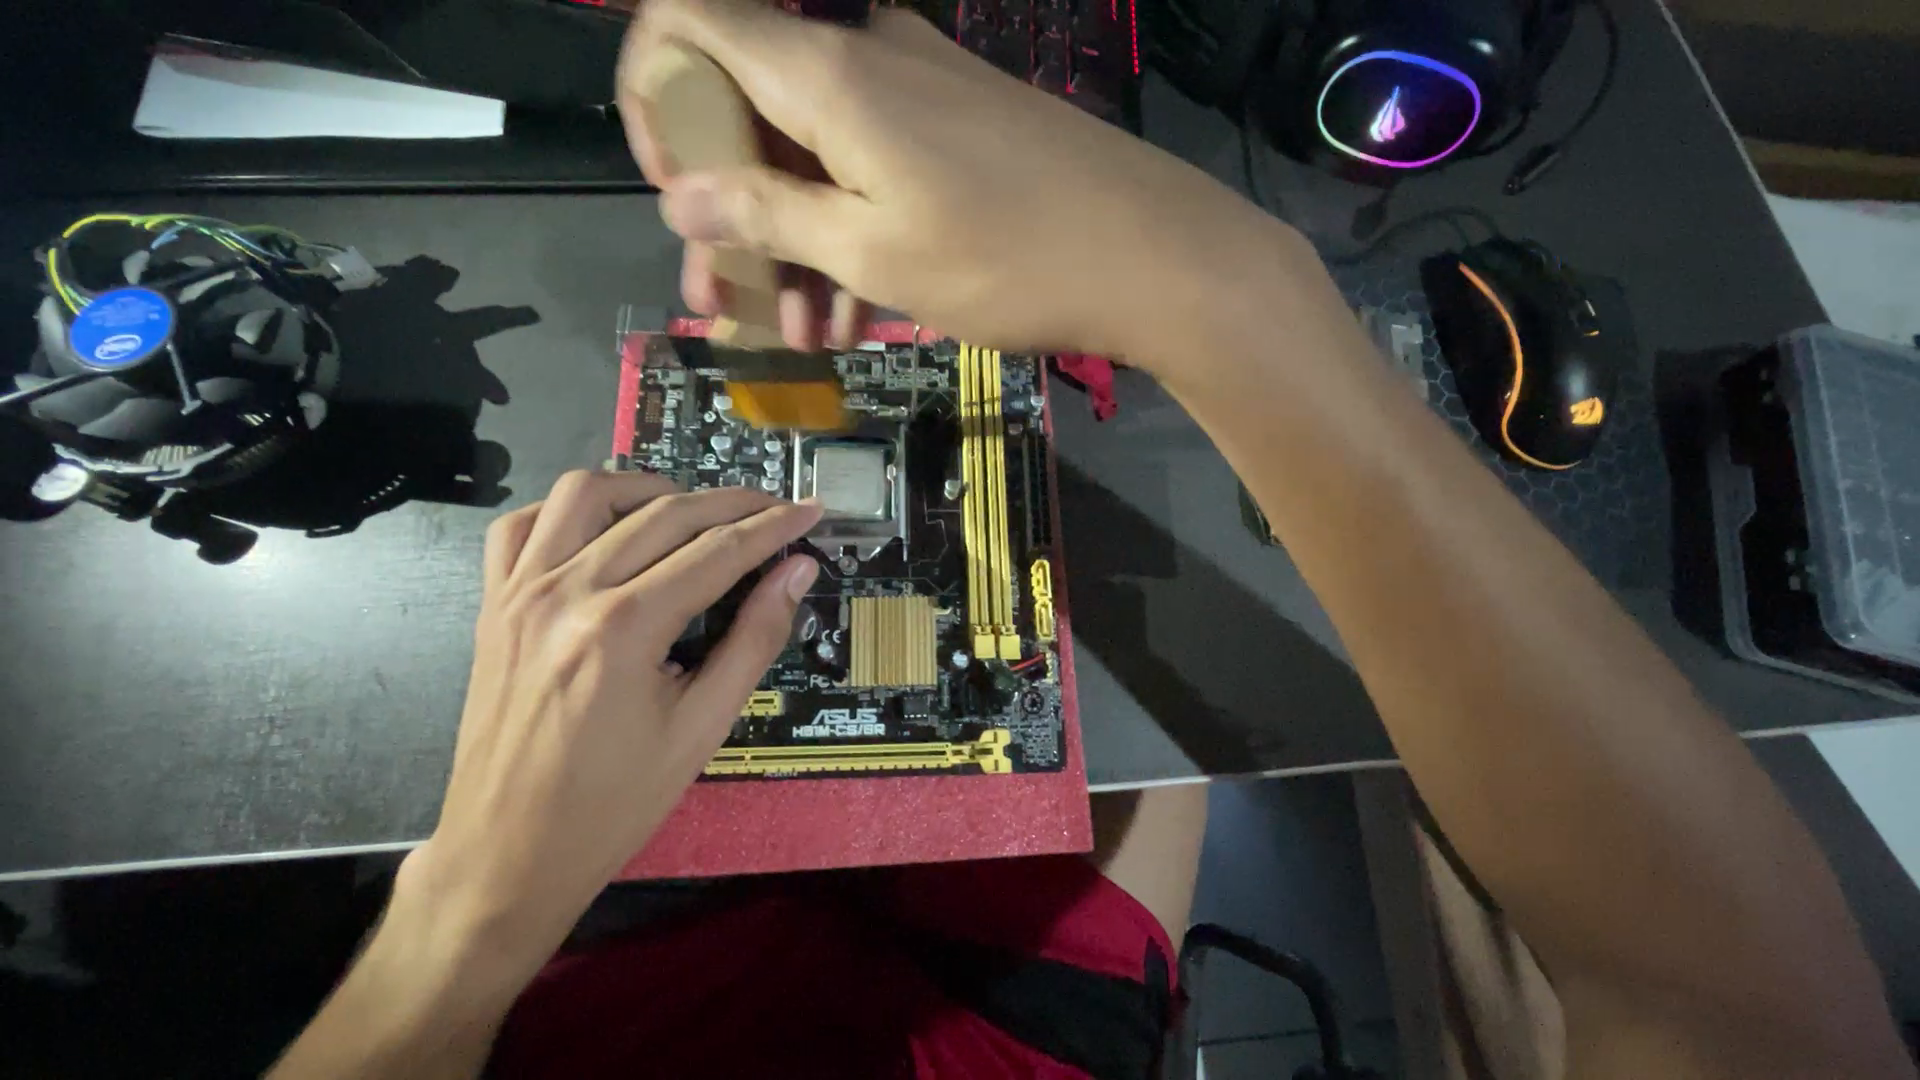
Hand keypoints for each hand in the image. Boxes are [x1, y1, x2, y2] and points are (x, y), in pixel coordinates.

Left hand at [399, 472, 822, 976]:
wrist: (509, 853)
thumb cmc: (615, 803)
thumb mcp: (702, 727)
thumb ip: (754, 638)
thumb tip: (797, 571)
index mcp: (624, 628)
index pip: (718, 551)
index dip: (773, 525)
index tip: (809, 508)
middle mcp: (568, 592)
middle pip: (665, 514)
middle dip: (732, 503)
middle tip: (774, 508)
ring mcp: (519, 591)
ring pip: (587, 493)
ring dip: (649, 489)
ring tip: (690, 511)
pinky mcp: (492, 603)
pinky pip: (523, 524)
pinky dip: (569, 510)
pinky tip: (605, 530)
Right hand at [616, 0, 1311, 370]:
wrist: (1149, 255)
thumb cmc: (1005, 258)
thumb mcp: (872, 250)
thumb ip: (767, 213)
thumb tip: (680, 194)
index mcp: (828, 74)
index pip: (689, 24)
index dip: (654, 97)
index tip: (670, 186)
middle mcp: (863, 61)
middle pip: (752, 115)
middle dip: (727, 212)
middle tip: (726, 302)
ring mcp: (914, 95)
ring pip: (814, 159)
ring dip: (792, 246)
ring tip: (798, 336)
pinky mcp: (953, 131)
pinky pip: (870, 172)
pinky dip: (848, 236)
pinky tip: (849, 316)